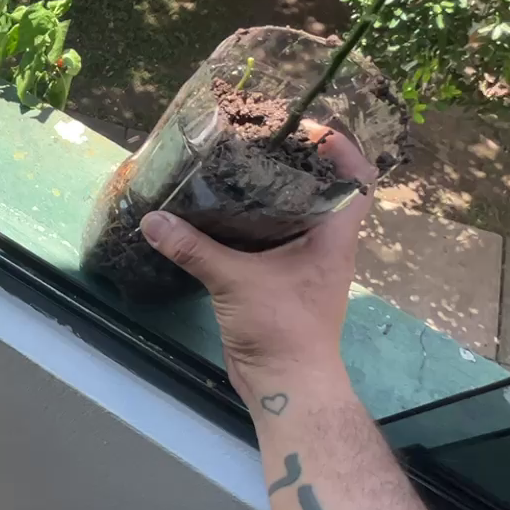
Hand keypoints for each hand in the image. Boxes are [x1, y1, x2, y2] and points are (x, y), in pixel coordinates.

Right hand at [137, 122, 377, 407]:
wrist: (284, 380)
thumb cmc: (281, 326)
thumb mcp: (235, 281)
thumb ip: (193, 249)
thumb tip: (152, 220)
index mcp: (333, 237)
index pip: (357, 181)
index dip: (342, 150)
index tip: (308, 129)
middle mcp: (322, 246)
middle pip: (319, 194)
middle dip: (292, 169)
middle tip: (255, 147)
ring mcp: (299, 267)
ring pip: (288, 220)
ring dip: (265, 200)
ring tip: (230, 176)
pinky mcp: (274, 284)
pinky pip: (263, 245)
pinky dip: (244, 230)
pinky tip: (215, 223)